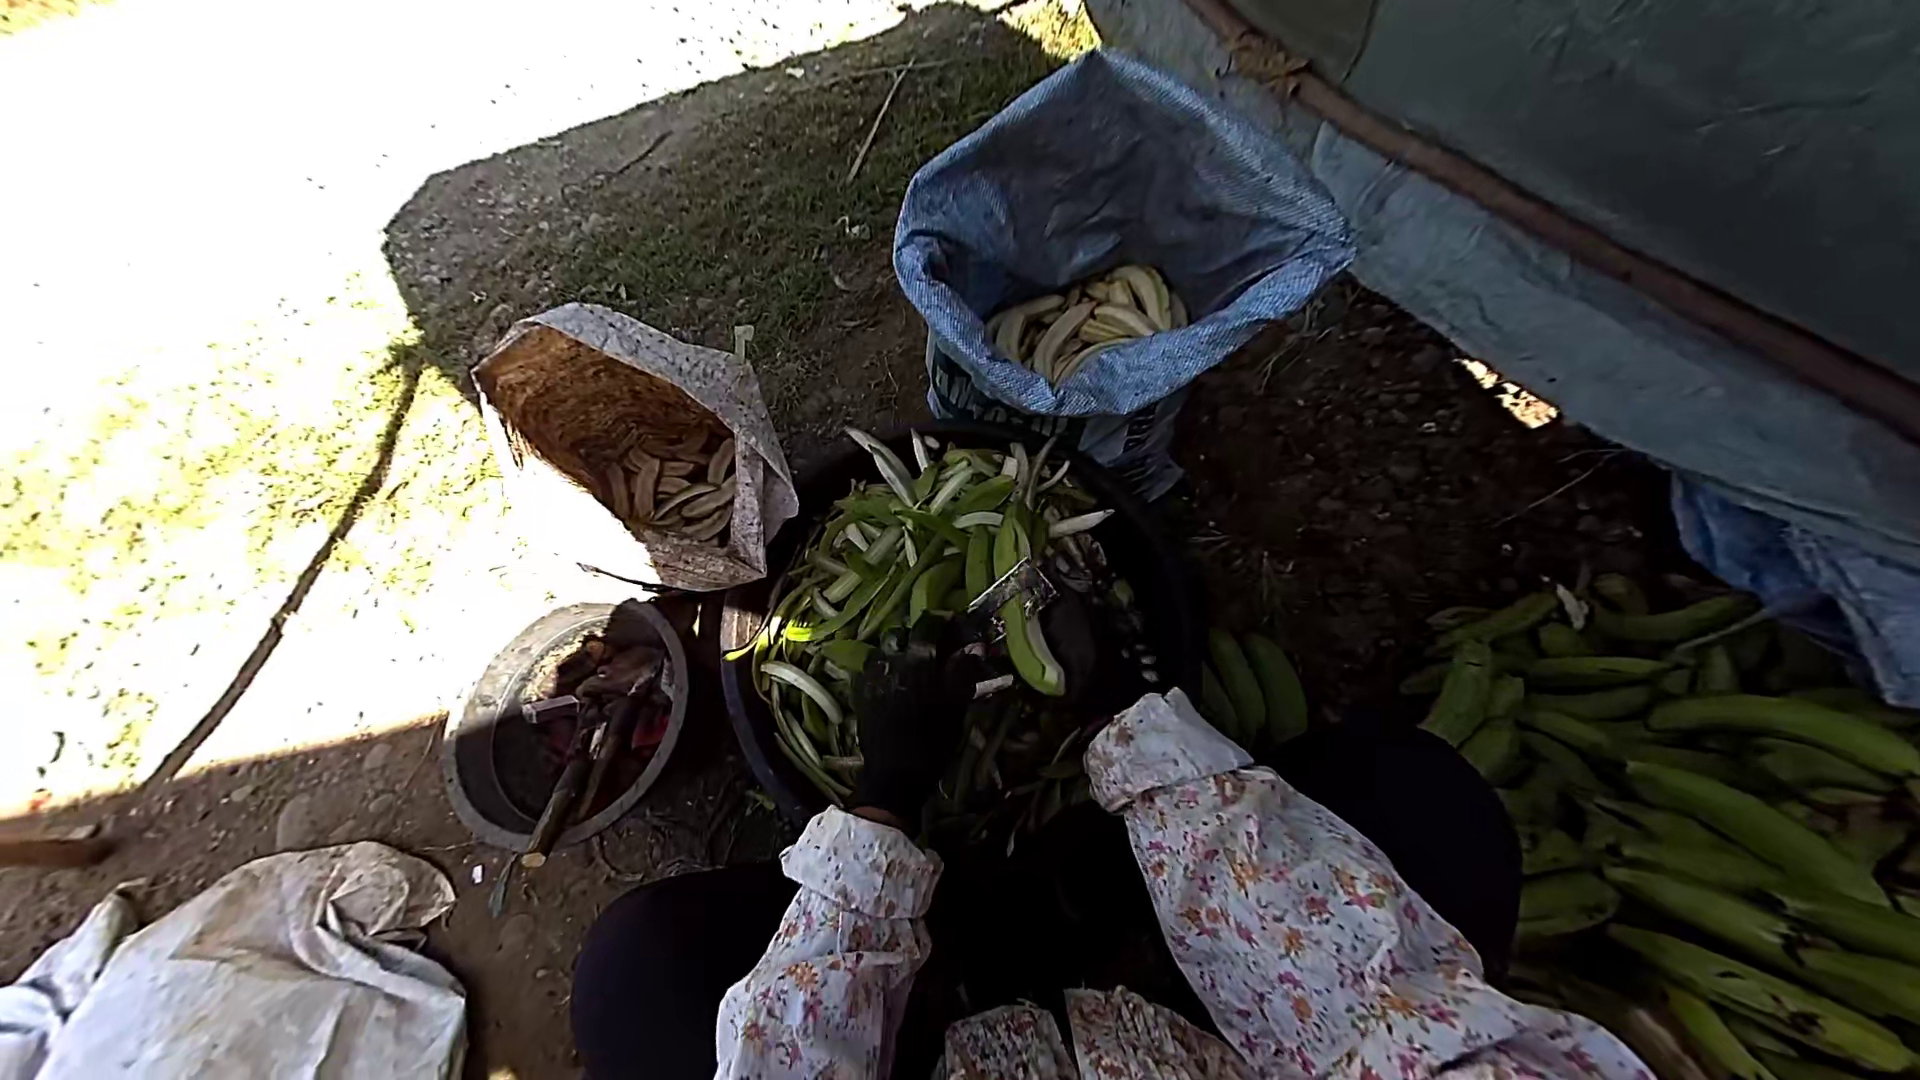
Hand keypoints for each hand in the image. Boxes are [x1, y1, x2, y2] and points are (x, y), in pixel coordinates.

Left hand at [850, 616, 984, 826]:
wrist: (893, 775)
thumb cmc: (931, 741)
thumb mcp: (955, 705)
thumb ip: (963, 670)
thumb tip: (976, 644)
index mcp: (918, 660)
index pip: (928, 623)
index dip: (942, 620)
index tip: (953, 625)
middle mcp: (891, 659)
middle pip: (902, 633)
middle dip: (917, 636)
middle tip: (931, 650)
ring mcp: (871, 674)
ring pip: (883, 648)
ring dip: (897, 650)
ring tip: (910, 665)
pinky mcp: (859, 689)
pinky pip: (870, 666)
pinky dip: (883, 667)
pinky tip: (893, 680)